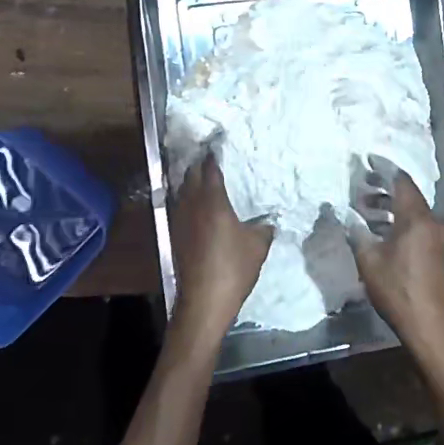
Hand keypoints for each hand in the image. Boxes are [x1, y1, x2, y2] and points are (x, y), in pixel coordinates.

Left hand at [169, 154, 272, 336]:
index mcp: (213, 200)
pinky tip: (198, 205)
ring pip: (183, 189)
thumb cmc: (233, 268)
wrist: (204, 300)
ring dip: (192, 180)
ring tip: (205, 177)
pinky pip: (180, 205)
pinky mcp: (175, 233)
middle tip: (213, 158)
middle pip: (192, 174)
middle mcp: (192, 203)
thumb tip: (268, 220)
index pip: (210, 168)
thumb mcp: (258, 245)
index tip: (219, 144)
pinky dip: (188, 198)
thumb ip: (264, 227)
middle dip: (200, 164)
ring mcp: (180, 218)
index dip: (214, 154)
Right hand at [349, 155, 443, 348]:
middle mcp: (429, 222)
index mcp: (415, 218)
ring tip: (363, 208)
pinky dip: (396, 219)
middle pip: (407, 193)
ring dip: (388, 205)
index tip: (366, 160)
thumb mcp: (368, 258)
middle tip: (360, 183)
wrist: (429, 325)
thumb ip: (355, 231)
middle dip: (383, 185)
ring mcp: (435, 237)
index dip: (383, 167)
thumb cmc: (396, 288)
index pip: (400, 180)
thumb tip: (343, 213)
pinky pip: (415, 224)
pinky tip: (377, 230)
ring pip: (410, 210)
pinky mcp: (434, 251)